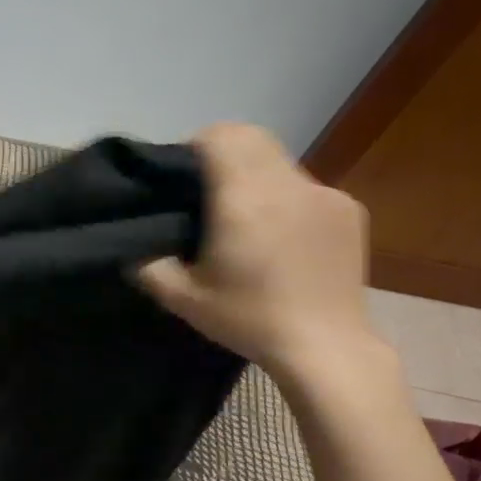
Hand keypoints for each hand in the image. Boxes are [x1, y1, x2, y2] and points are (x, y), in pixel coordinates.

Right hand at [137, 123, 382, 378]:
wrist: (323, 343)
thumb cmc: (247, 319)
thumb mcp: (183, 300)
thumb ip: (150, 268)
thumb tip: (134, 251)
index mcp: (244, 200)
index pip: (220, 137)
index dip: (194, 147)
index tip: (180, 177)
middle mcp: (287, 185)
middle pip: (253, 138)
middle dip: (223, 154)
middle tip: (203, 192)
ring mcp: (324, 194)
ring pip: (280, 163)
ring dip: (255, 177)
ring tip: (241, 220)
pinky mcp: (347, 209)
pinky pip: (306, 189)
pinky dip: (284, 201)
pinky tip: (279, 241)